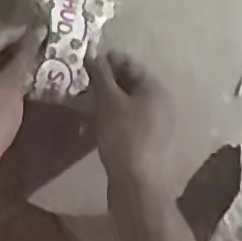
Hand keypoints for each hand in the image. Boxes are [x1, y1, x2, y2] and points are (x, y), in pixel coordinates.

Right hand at [89, 51, 174, 191]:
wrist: (138, 188)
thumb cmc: (124, 137)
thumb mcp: (108, 101)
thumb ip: (100, 74)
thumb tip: (92, 51)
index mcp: (155, 87)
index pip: (128, 63)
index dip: (106, 61)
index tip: (84, 65)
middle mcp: (160, 101)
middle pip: (129, 82)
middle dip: (105, 81)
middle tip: (81, 84)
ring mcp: (156, 123)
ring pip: (127, 102)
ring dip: (107, 100)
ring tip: (85, 103)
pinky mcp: (148, 142)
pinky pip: (129, 120)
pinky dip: (113, 116)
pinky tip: (95, 122)